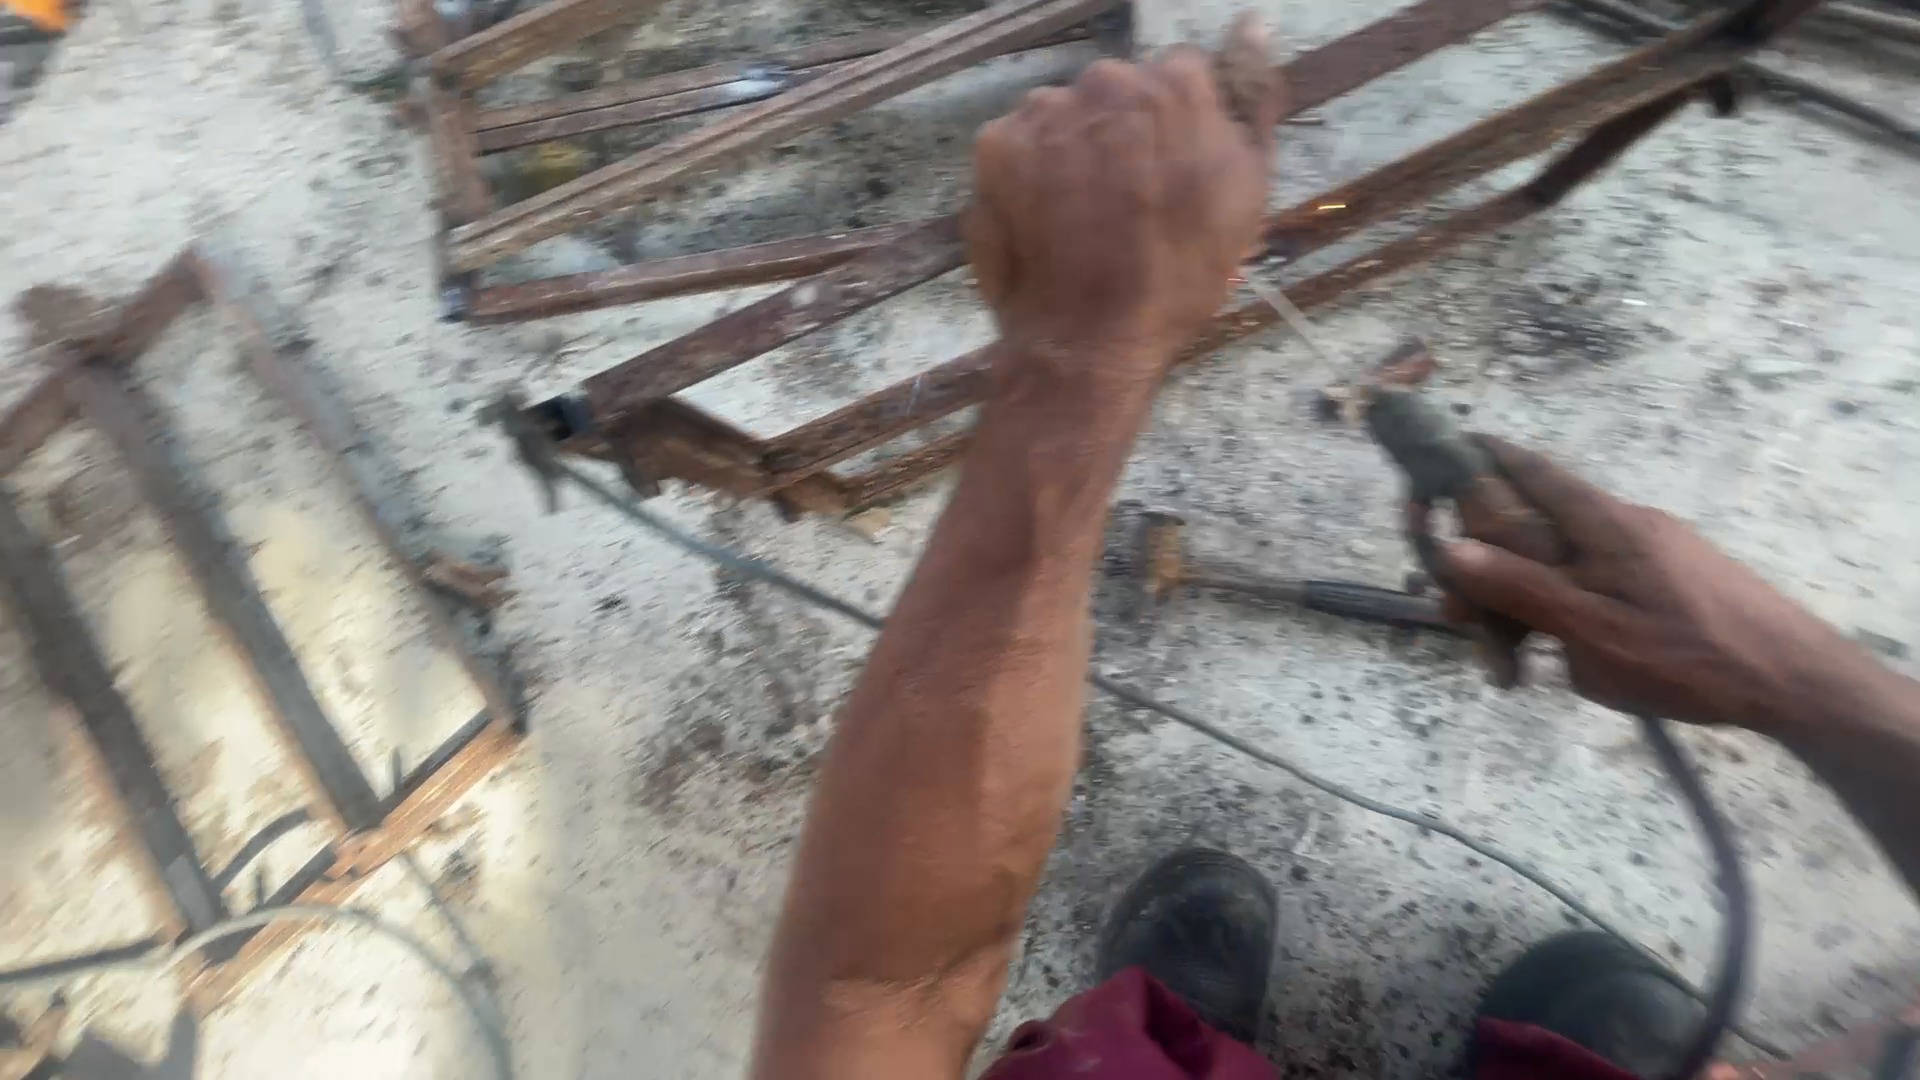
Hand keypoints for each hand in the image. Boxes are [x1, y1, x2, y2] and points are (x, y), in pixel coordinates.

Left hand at [965, 16, 1282, 396]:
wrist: (1090, 344)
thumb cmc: (1177, 281)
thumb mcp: (1244, 196)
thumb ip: (1252, 103)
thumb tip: (1252, 22)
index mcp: (1175, 83)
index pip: (1174, 86)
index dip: (1168, 141)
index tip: (1161, 190)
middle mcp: (1105, 81)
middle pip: (1112, 98)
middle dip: (1114, 143)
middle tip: (1115, 214)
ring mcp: (1043, 113)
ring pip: (1059, 122)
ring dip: (1066, 157)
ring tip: (1071, 226)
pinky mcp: (995, 149)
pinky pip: (1015, 151)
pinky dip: (1023, 181)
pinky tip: (1038, 226)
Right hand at [1436, 437, 1861, 730]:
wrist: (1808, 691)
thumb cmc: (1693, 655)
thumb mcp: (1592, 627)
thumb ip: (1519, 586)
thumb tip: (1447, 548)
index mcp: (1604, 525)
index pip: (1534, 473)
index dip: (1488, 456)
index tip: (1451, 445)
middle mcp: (1619, 529)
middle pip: (1526, 533)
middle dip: (1479, 572)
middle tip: (1455, 619)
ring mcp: (1640, 557)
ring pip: (1551, 569)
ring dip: (1514, 610)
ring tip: (1505, 666)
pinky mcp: (1657, 585)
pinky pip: (1582, 589)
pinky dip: (1553, 618)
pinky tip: (1551, 660)